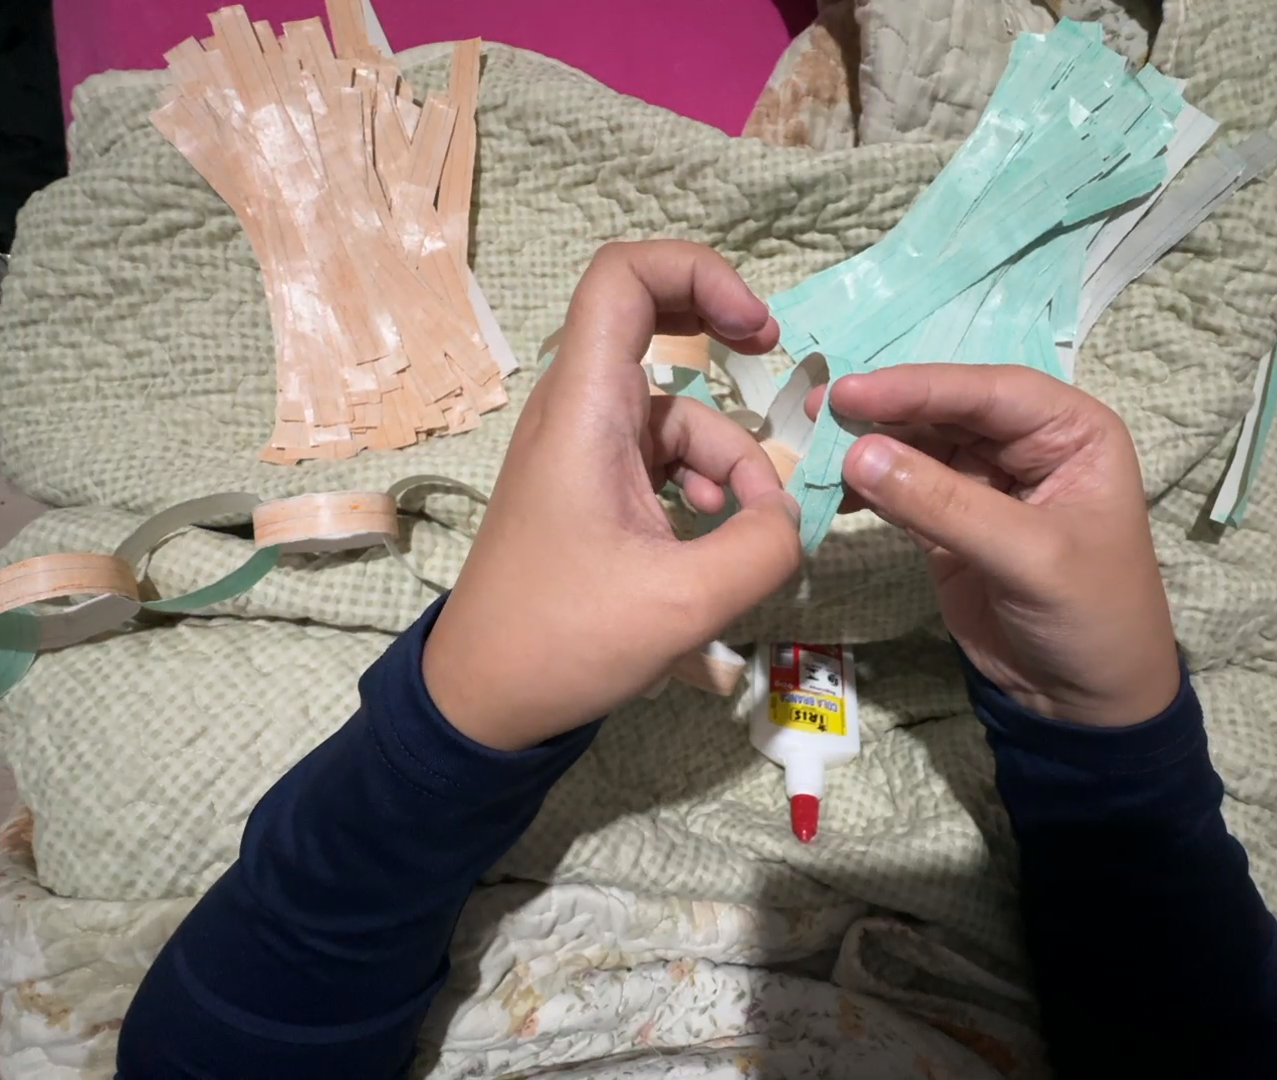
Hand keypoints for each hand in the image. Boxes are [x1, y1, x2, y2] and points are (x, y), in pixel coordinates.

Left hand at [423, 242, 804, 750]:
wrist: (487, 697)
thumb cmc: (563, 640)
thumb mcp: (681, 603)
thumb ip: (762, 549)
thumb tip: (790, 514)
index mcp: (583, 411)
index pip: (623, 278)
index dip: (698, 272)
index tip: (757, 330)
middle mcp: (579, 413)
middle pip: (648, 323)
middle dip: (719, 333)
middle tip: (772, 361)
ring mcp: (585, 451)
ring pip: (675, 413)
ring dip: (726, 457)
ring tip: (751, 527)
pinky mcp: (594, 489)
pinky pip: (662, 459)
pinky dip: (701, 484)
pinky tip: (712, 531)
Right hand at [821, 365, 1179, 727]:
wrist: (1081, 699)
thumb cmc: (1088, 617)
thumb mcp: (1028, 555)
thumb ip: (943, 504)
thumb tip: (857, 454)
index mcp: (1068, 433)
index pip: (987, 392)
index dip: (917, 387)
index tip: (851, 393)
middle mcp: (1022, 447)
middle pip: (943, 412)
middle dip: (883, 411)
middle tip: (818, 408)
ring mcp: (979, 485)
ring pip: (914, 449)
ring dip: (865, 448)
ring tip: (812, 448)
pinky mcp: (944, 524)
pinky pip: (897, 493)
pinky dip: (863, 491)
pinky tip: (831, 491)